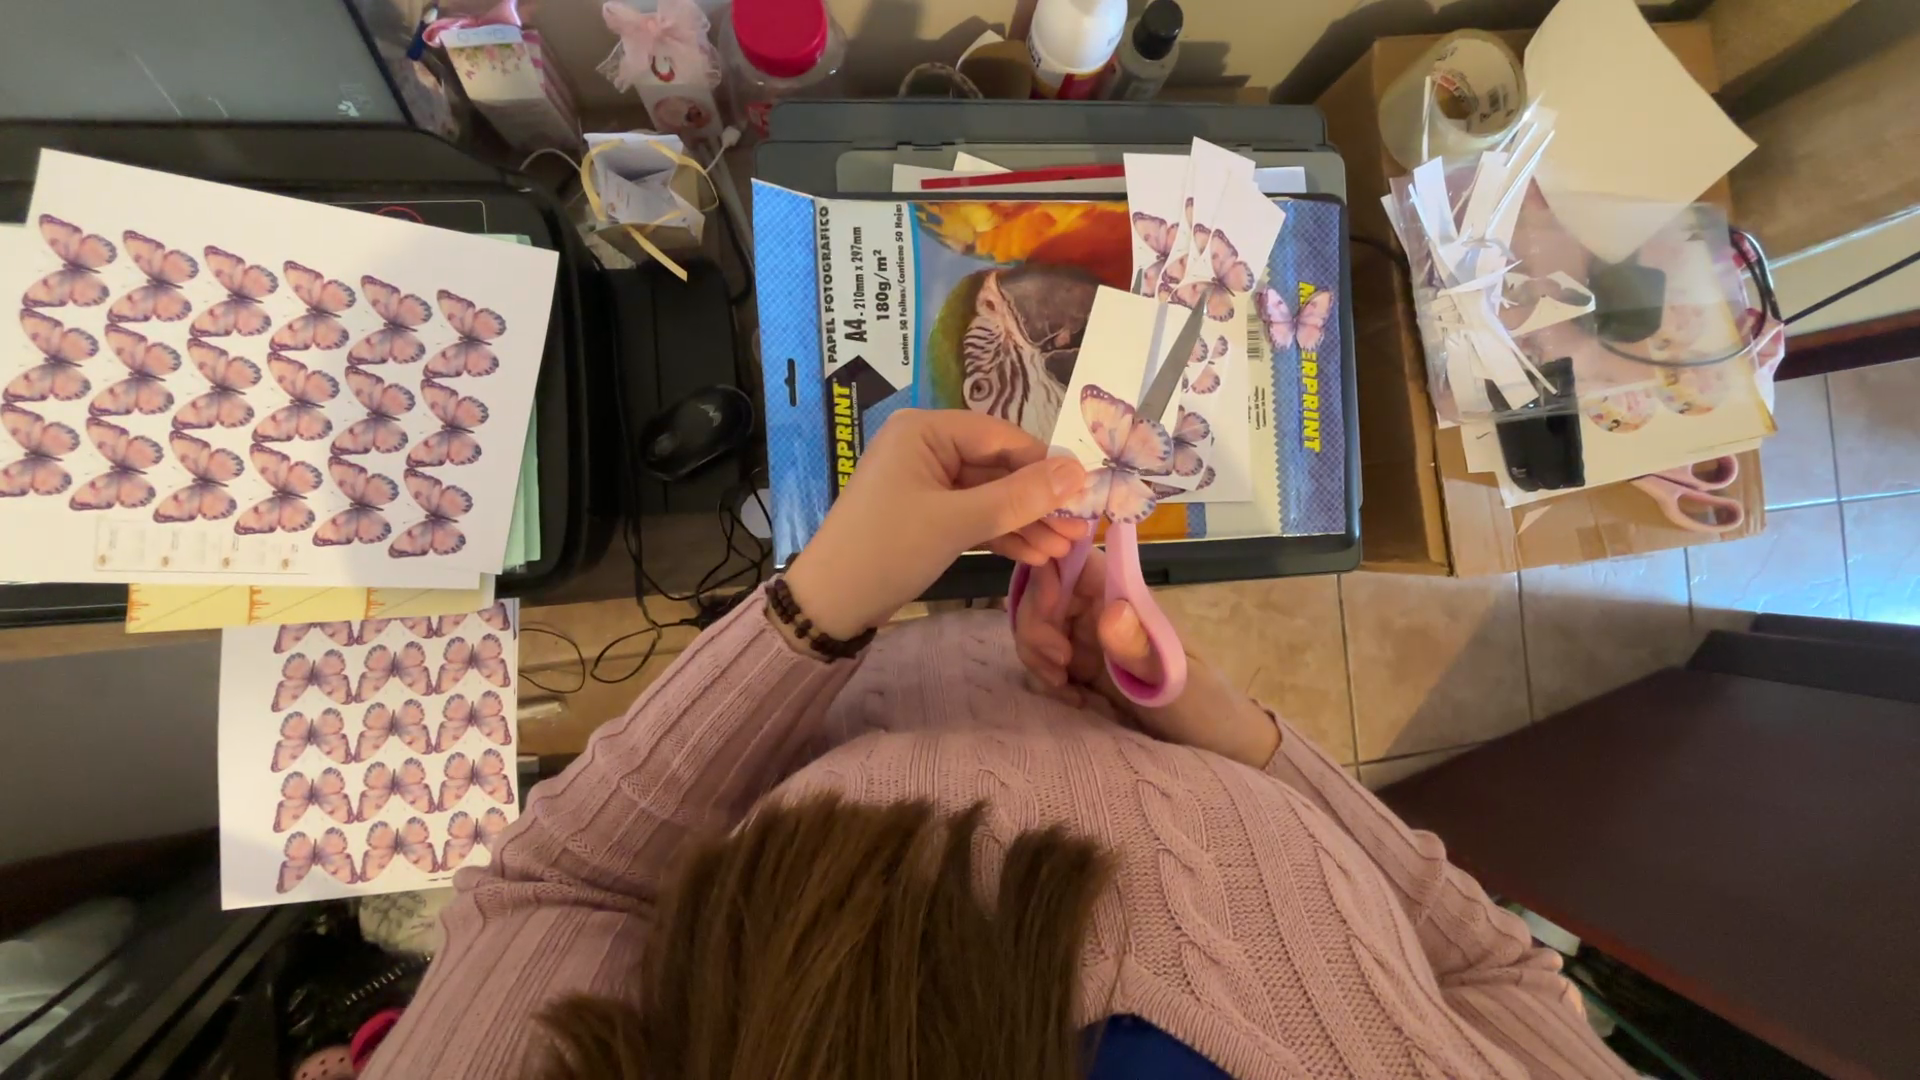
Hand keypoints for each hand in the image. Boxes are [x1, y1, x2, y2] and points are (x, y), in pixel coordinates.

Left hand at [784, 409, 1087, 637]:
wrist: (831, 604)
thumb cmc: (888, 550)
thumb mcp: (957, 522)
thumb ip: (1019, 497)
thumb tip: (1079, 471)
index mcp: (926, 431)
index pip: (1001, 437)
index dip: (1044, 465)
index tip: (1084, 493)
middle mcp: (927, 447)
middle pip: (998, 468)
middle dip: (1038, 502)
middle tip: (1079, 531)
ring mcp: (927, 483)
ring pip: (989, 496)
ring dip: (1025, 523)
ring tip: (1065, 549)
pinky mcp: (928, 515)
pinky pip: (973, 516)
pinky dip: (1001, 534)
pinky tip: (1036, 555)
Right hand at [1013, 550, 1279, 768]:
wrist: (1215, 743)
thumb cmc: (1205, 706)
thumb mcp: (1176, 682)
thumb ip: (1139, 649)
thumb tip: (1109, 610)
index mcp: (1125, 597)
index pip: (1073, 560)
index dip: (1047, 574)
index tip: (1048, 612)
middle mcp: (1100, 608)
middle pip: (1043, 591)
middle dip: (1035, 625)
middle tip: (1057, 666)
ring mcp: (1086, 637)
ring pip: (1035, 624)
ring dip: (1035, 652)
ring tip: (1061, 685)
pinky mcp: (1078, 666)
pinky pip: (1041, 657)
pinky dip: (1042, 676)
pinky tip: (1070, 698)